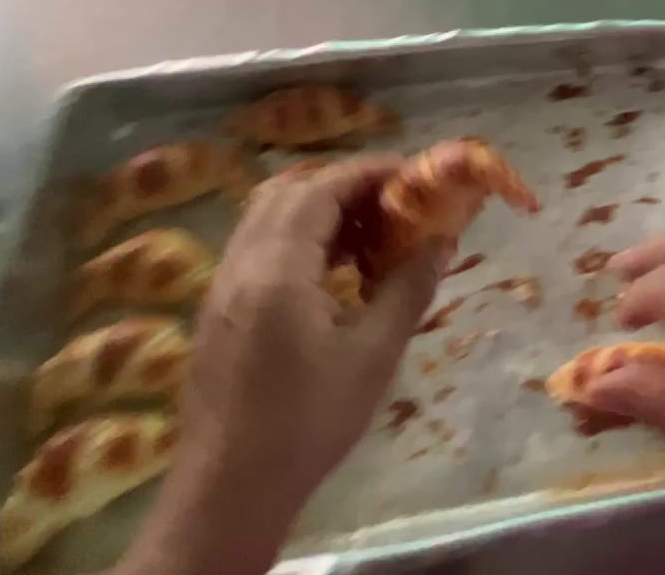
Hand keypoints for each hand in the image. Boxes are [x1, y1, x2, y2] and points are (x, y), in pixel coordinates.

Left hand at [117, 156, 448, 574]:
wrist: (230, 492)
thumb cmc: (310, 420)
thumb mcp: (375, 353)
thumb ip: (409, 286)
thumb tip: (443, 239)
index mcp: (276, 272)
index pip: (319, 191)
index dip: (367, 172)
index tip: (414, 174)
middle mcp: (240, 269)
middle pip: (287, 193)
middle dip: (344, 183)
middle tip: (394, 199)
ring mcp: (222, 290)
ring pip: (268, 218)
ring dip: (321, 208)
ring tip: (371, 231)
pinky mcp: (220, 312)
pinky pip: (260, 247)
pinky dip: (301, 236)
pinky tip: (337, 269)